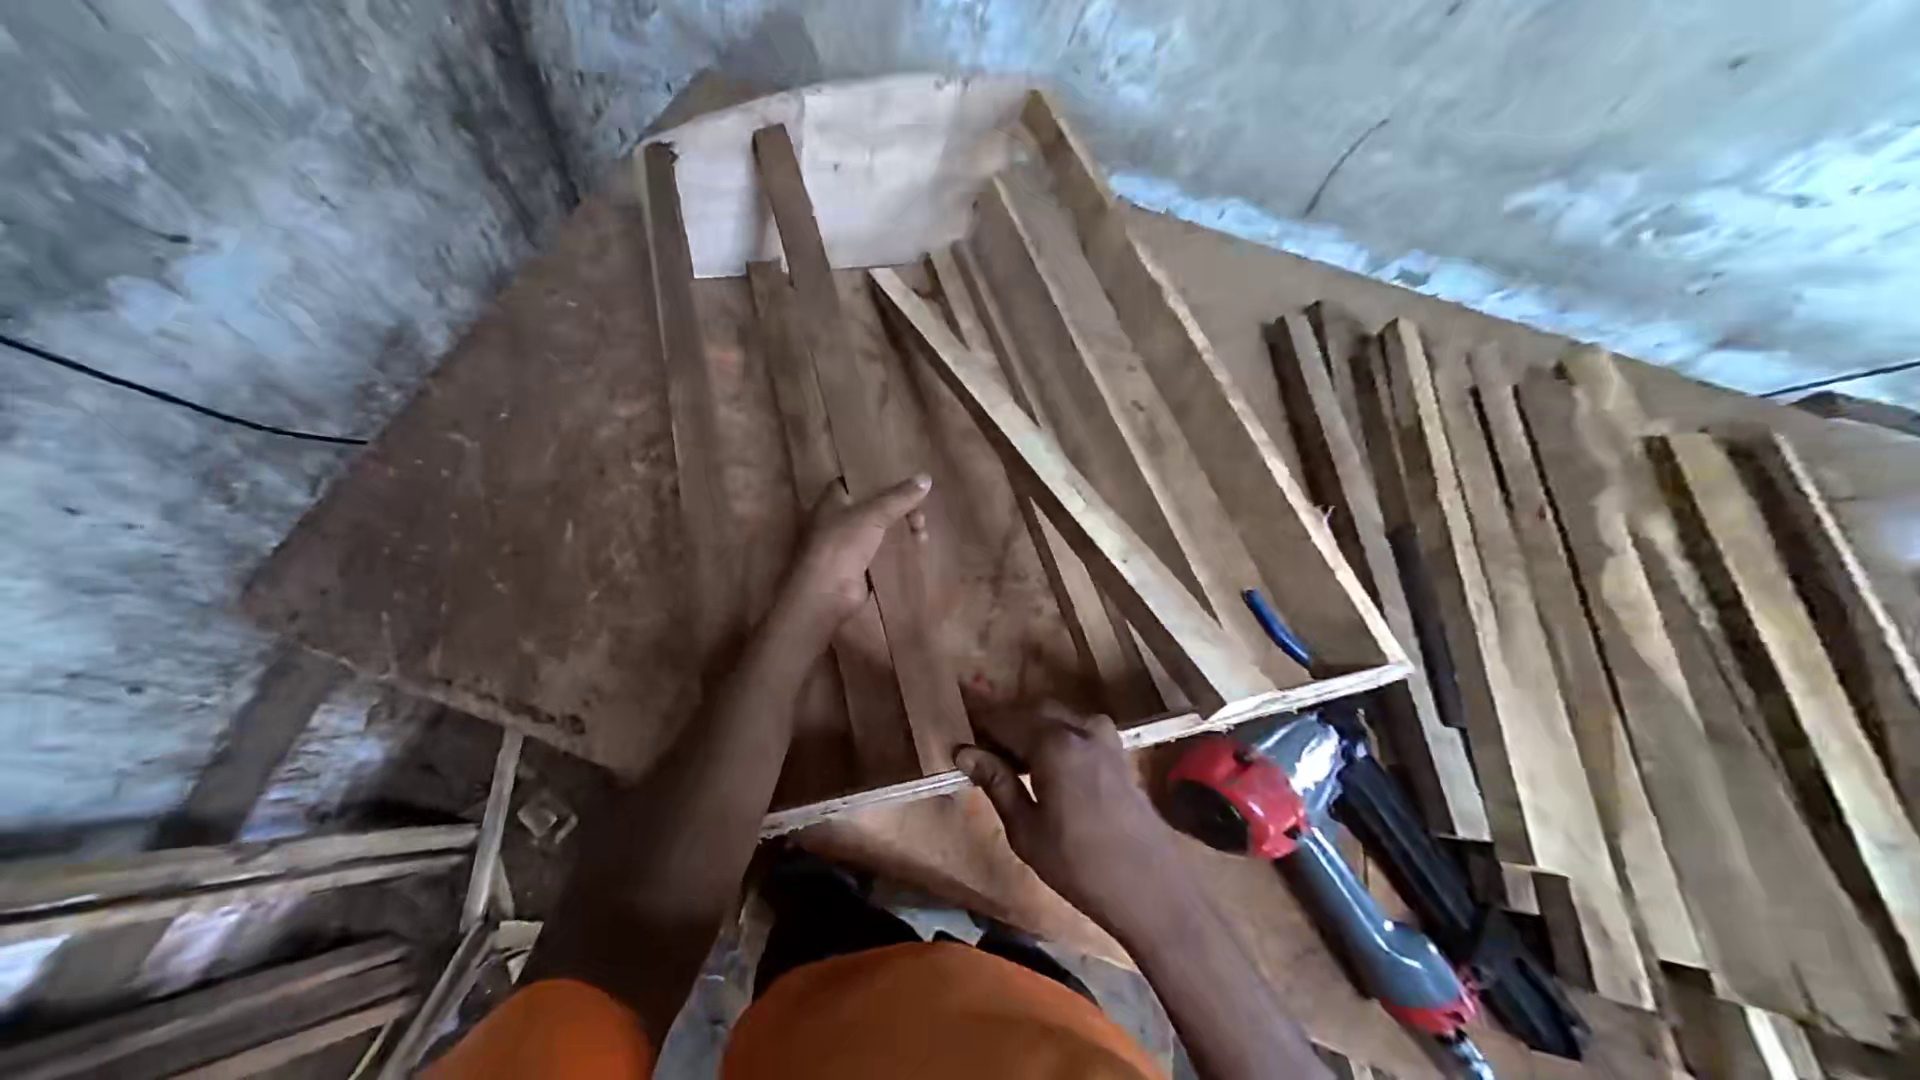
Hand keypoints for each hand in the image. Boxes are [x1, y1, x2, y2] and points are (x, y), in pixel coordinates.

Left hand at [775, 474, 931, 632]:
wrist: (825, 595)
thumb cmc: (840, 545)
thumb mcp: (871, 515)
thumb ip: (898, 497)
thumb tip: (926, 478)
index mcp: (833, 500)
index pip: (856, 481)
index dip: (878, 478)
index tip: (904, 477)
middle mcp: (839, 520)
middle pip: (874, 506)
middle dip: (899, 507)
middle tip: (920, 511)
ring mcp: (849, 545)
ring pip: (881, 530)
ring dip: (902, 529)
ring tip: (922, 531)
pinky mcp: (861, 567)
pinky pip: (885, 553)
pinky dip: (900, 550)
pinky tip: (919, 547)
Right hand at [956, 704, 1187, 935]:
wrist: (1150, 886)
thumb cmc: (1079, 864)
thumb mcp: (1026, 830)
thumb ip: (996, 782)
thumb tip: (965, 753)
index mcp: (1054, 744)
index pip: (1004, 719)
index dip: (979, 720)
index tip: (959, 725)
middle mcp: (1080, 728)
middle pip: (1031, 711)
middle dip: (1003, 722)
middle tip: (979, 745)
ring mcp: (1104, 736)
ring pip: (1055, 717)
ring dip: (1029, 727)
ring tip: (1006, 755)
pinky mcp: (1117, 749)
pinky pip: (1076, 728)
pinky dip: (1054, 734)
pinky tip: (1043, 761)